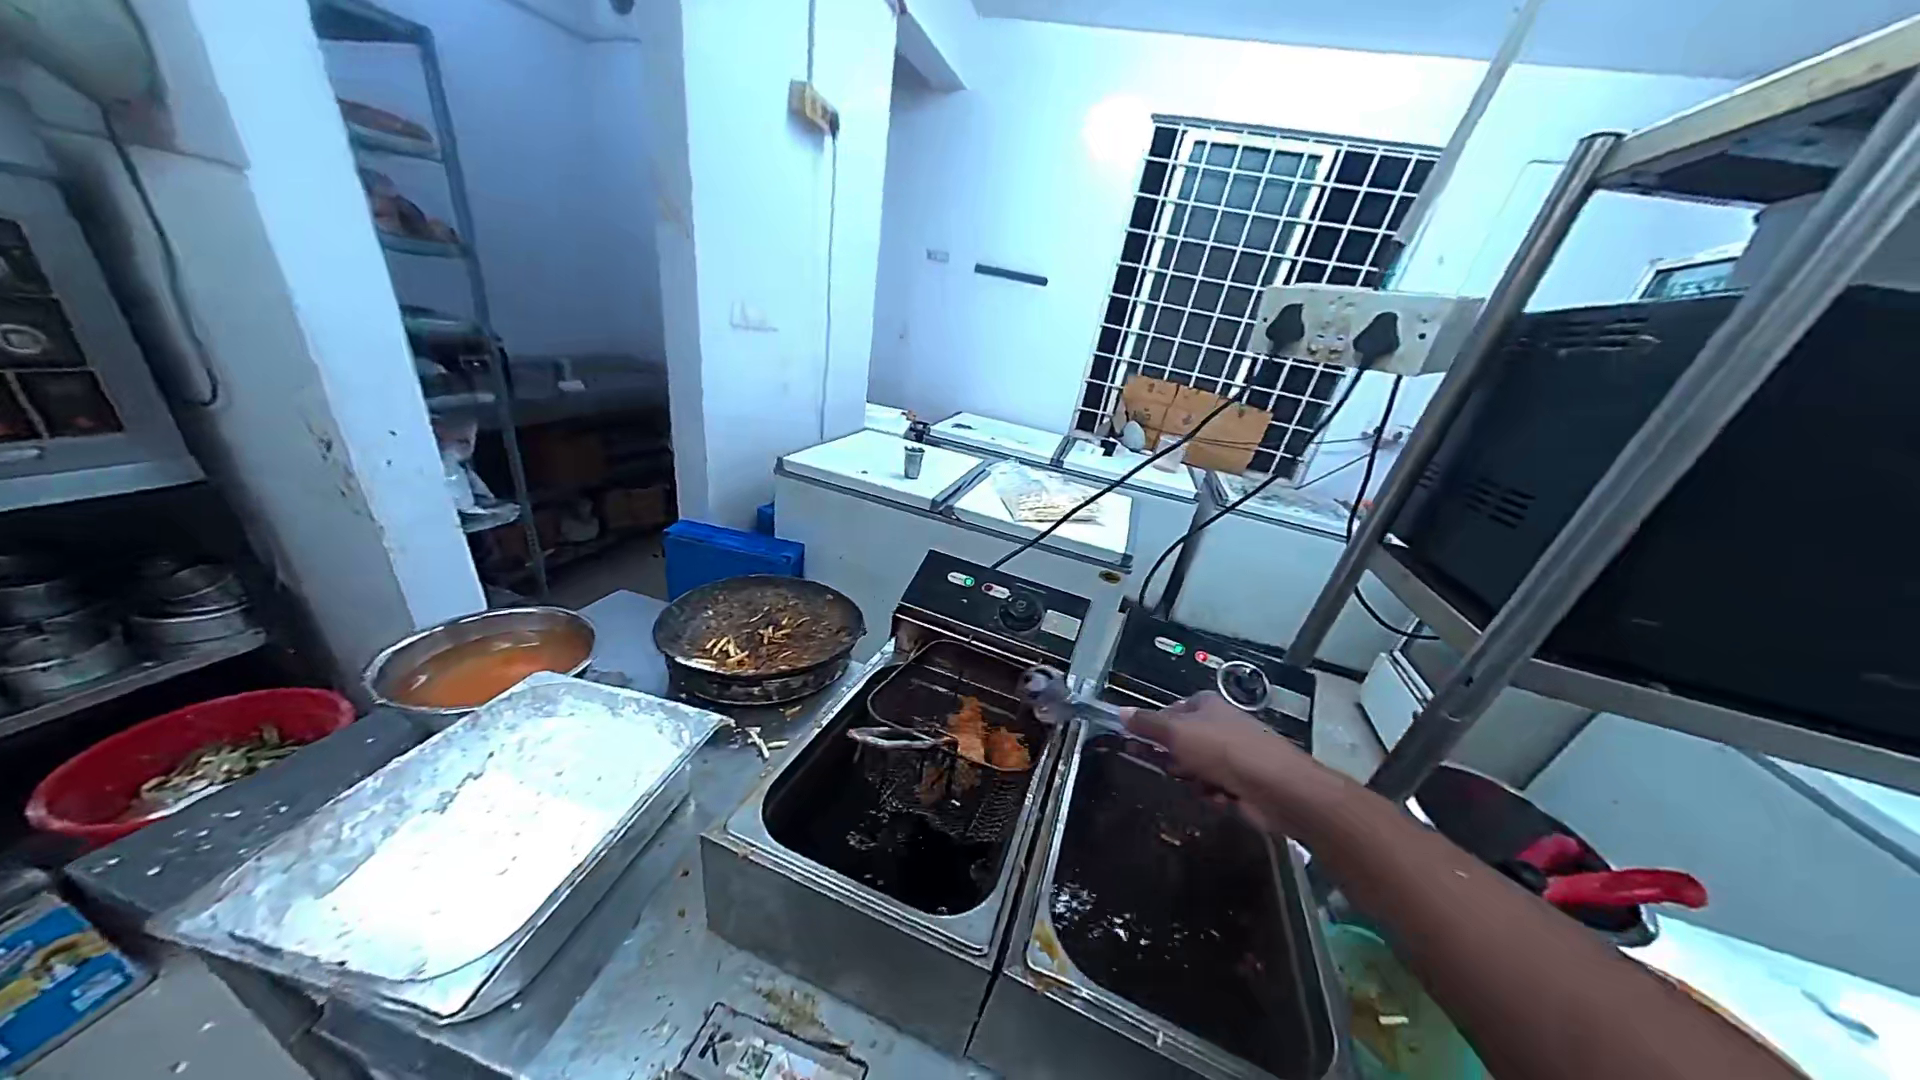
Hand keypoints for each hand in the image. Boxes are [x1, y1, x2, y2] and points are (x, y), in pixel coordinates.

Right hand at [1123, 691, 1339, 831]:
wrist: (1278, 787)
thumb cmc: (1223, 750)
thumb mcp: (1177, 732)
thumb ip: (1147, 724)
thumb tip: (1120, 712)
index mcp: (1205, 704)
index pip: (1168, 712)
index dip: (1153, 729)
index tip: (1137, 745)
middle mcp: (1220, 724)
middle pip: (1182, 742)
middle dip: (1174, 759)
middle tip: (1172, 769)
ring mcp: (1234, 753)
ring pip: (1196, 768)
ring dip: (1193, 780)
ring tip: (1200, 786)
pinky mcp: (1244, 781)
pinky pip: (1215, 787)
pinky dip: (1213, 794)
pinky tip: (1219, 799)